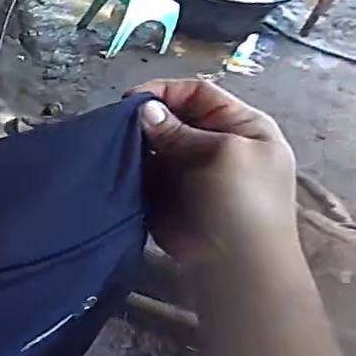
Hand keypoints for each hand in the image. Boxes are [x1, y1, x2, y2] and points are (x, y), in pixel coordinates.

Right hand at [129, 79, 298, 265]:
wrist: (237, 264)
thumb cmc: (242, 202)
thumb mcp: (222, 155)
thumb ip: (180, 131)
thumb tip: (144, 109)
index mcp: (239, 126)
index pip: (197, 93)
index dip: (165, 91)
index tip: (130, 100)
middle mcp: (211, 143)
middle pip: (171, 117)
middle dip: (145, 119)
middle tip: (118, 125)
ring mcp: (186, 170)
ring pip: (152, 145)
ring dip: (134, 144)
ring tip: (113, 146)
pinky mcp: (164, 193)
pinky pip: (142, 172)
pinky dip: (128, 168)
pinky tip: (114, 167)